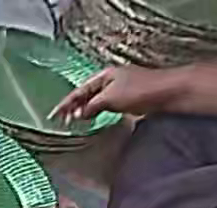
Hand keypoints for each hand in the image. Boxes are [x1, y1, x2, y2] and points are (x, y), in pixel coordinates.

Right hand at [50, 66, 186, 124]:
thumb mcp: (108, 98)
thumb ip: (90, 106)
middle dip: (70, 108)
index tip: (51, 116)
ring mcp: (116, 90)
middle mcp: (109, 81)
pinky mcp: (122, 100)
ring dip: (80, 112)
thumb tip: (77, 115)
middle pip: (84, 95)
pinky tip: (86, 121)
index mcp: (104, 75)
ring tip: (70, 123)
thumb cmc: (137, 91)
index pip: (78, 91)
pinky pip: (100, 107)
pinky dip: (91, 114)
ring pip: (91, 102)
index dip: (64, 104)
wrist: (164, 93)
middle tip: (59, 122)